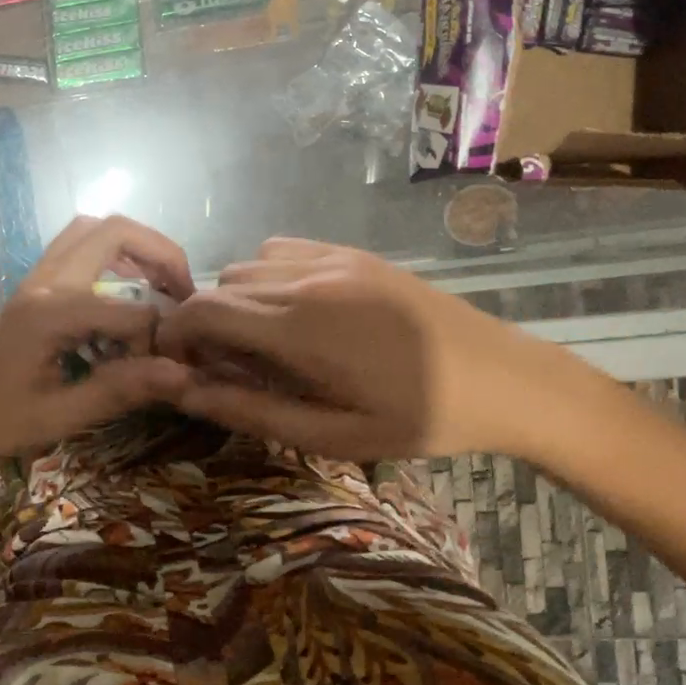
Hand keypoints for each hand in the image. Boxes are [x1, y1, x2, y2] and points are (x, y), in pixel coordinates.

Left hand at [0, 215, 197, 459]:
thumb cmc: (5, 420)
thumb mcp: (62, 415)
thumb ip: (119, 390)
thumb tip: (181, 373)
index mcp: (48, 313)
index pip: (127, 308)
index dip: (155, 337)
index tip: (160, 369)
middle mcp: (43, 282)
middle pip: (112, 231)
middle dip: (160, 253)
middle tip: (183, 293)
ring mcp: (36, 278)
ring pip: (93, 229)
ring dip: (135, 247)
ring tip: (161, 286)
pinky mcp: (34, 284)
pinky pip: (78, 246)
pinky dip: (112, 255)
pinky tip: (127, 292)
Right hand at [155, 238, 620, 461]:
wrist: (511, 381)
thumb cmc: (420, 420)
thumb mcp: (334, 436)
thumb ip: (251, 412)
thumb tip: (184, 392)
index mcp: (299, 329)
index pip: (202, 310)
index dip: (175, 335)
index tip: (182, 365)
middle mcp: (306, 281)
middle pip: (218, 287)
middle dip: (205, 324)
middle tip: (229, 366)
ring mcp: (332, 260)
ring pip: (245, 265)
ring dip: (236, 300)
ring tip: (264, 339)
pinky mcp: (352, 253)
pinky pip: (280, 248)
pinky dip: (267, 275)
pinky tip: (294, 309)